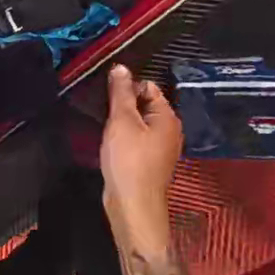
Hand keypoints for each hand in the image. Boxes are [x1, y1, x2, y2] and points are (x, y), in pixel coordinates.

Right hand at [100, 64, 182, 256]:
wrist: (133, 207)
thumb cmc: (129, 161)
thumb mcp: (121, 121)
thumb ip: (121, 92)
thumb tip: (121, 67)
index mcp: (168, 117)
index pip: (148, 86)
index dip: (127, 87)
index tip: (108, 95)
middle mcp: (170, 130)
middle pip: (143, 104)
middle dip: (123, 105)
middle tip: (105, 111)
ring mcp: (161, 148)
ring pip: (138, 123)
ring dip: (122, 123)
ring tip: (106, 127)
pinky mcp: (150, 162)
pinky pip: (137, 140)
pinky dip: (124, 138)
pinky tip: (111, 144)